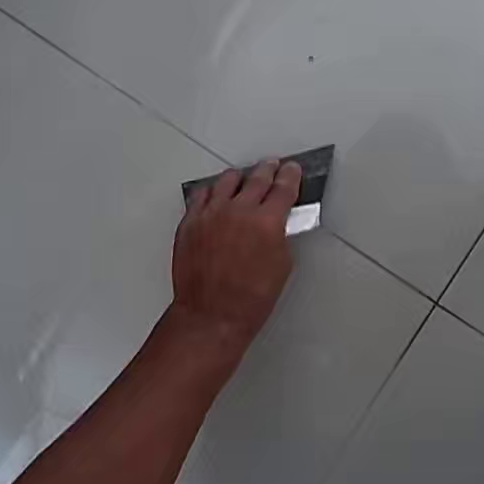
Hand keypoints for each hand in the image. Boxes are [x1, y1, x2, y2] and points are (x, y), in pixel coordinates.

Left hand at [170, 159, 300, 348]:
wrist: (211, 316)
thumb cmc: (249, 298)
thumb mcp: (282, 264)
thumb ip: (280, 233)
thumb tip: (278, 220)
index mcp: (268, 221)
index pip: (284, 186)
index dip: (291, 175)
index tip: (292, 170)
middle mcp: (239, 211)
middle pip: (258, 176)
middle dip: (269, 169)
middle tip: (273, 166)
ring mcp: (212, 214)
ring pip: (228, 179)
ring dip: (241, 178)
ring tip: (244, 181)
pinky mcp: (190, 221)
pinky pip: (202, 194)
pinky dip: (214, 192)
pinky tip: (218, 196)